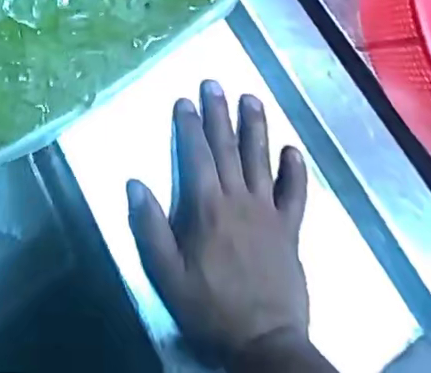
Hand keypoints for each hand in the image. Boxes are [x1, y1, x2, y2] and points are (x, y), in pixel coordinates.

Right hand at [128, 80, 327, 372]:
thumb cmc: (210, 309)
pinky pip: (295, 195)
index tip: (184, 100)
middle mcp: (238, 200)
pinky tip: (293, 150)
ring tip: (252, 99)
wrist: (265, 346)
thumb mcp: (167, 273)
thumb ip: (150, 227)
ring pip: (261, 160)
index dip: (188, 125)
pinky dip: (295, 171)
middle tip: (214, 84)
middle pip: (227, 147)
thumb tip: (135, 183)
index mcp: (207, 207)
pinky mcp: (290, 231)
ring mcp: (268, 213)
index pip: (196, 154)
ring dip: (255, 127)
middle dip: (218, 113)